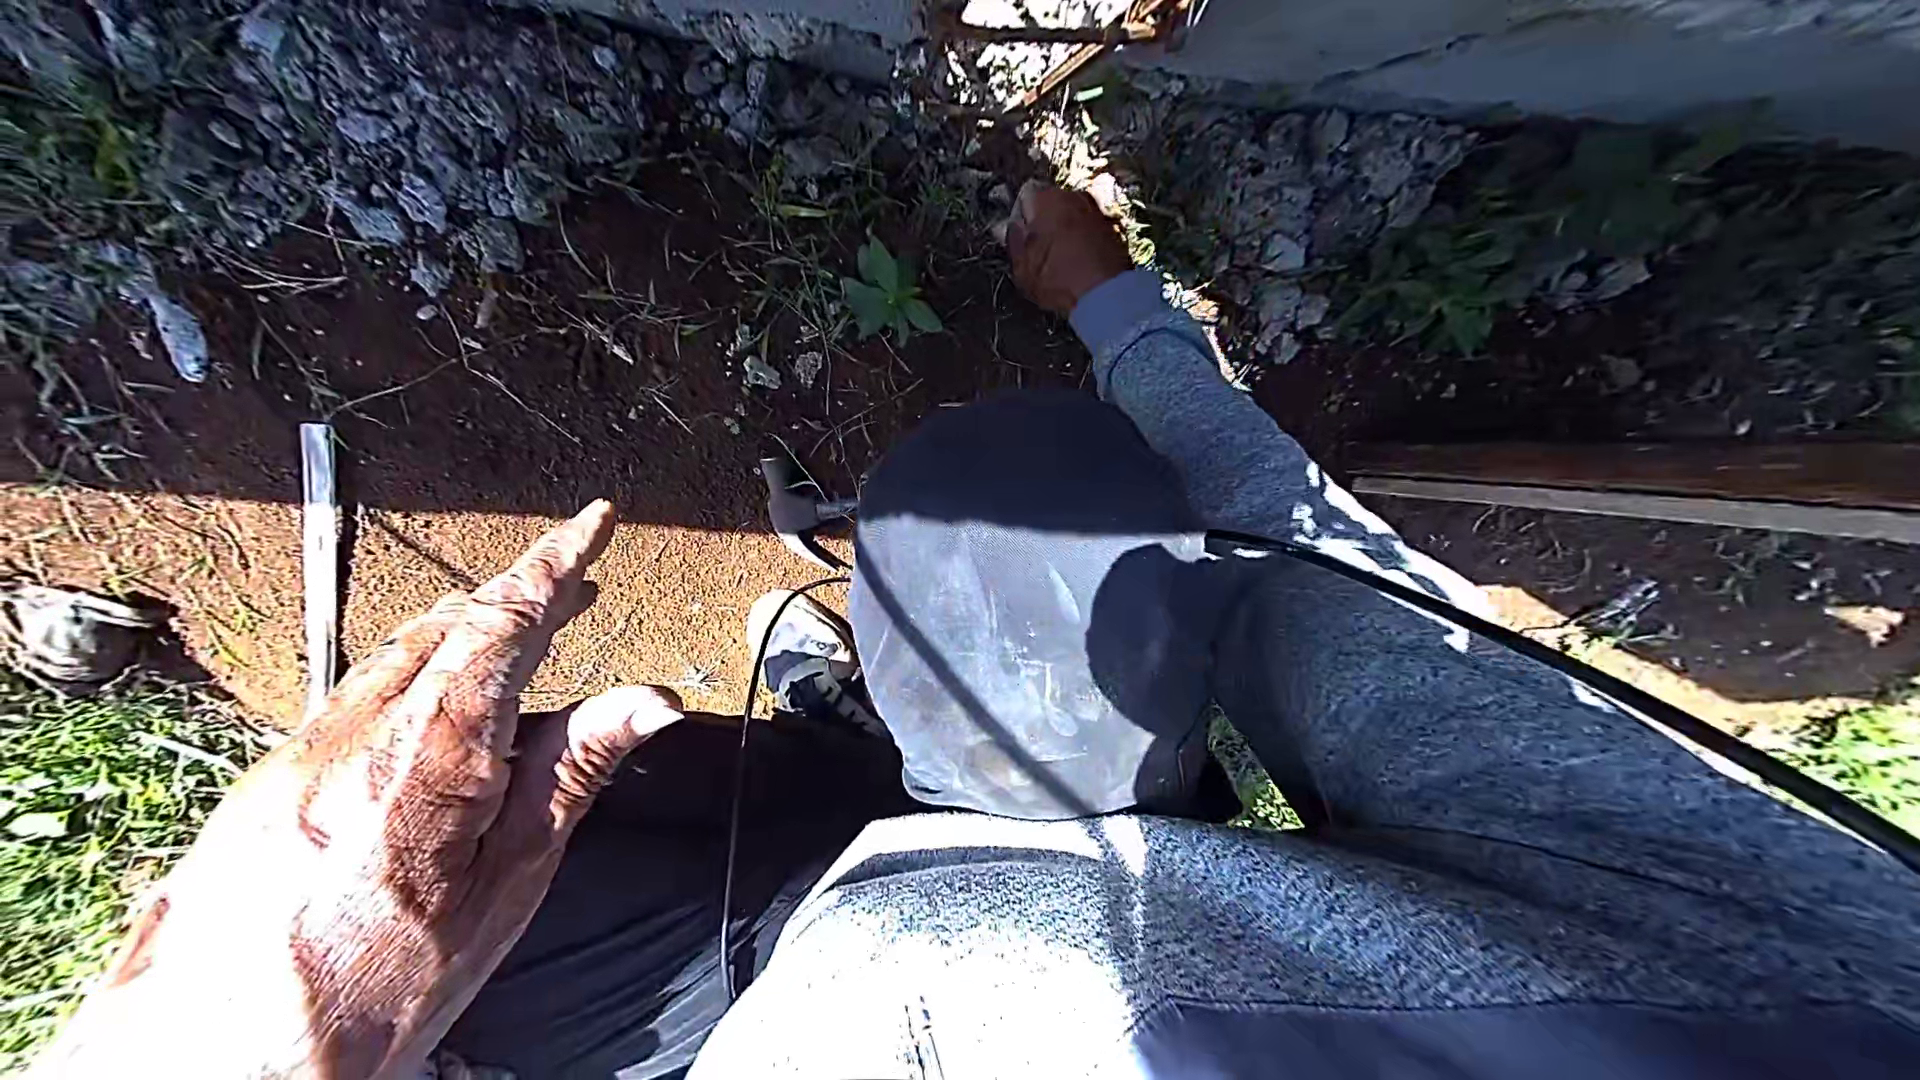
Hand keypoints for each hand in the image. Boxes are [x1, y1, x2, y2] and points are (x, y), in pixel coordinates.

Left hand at [36, 501, 682, 1078]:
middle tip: (582, 580)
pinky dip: (431, 656)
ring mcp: (307, 745)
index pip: (510, 619)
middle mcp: (363, 728)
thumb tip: (656, 700)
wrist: (208, 1072)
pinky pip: (369, 681)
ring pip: (411, 645)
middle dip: (530, 587)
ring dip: (483, 618)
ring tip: (533, 617)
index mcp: (438, 749)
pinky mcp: (275, 771)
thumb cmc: (386, 977)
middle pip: (460, 620)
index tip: (597, 520)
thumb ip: (579, 766)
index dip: (561, 561)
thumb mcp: (516, 870)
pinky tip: (451, 681)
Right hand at [1005, 180, 1135, 315]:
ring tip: (1063, 265)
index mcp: (1047, 199)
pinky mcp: (1116, 228)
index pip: (1025, 198)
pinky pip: (1092, 231)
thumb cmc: (1059, 281)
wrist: (1106, 295)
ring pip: (1074, 217)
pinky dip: (1086, 243)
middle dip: (1046, 224)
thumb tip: (1011, 228)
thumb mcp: (1022, 268)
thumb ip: (1014, 241)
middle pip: (1052, 205)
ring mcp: (1098, 210)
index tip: (1022, 241)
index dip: (1022, 221)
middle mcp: (1075, 196)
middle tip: (1041, 256)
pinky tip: (1082, 267)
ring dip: (1068, 233)